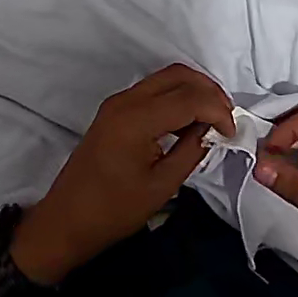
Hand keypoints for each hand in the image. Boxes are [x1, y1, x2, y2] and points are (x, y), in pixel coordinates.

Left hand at [11, 64, 235, 284]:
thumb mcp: (162, 185)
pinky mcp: (115, 110)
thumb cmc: (114, 210)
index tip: (231, 132)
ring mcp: (117, 102)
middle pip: (178, 75)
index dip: (217, 110)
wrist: (66, 221)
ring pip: (166, 78)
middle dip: (209, 91)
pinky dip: (177, 96)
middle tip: (227, 117)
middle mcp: (125, 101)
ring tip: (213, 118)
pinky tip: (189, 120)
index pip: (189, 97)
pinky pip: (153, 89)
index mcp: (136, 119)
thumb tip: (212, 129)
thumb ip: (192, 150)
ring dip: (193, 90)